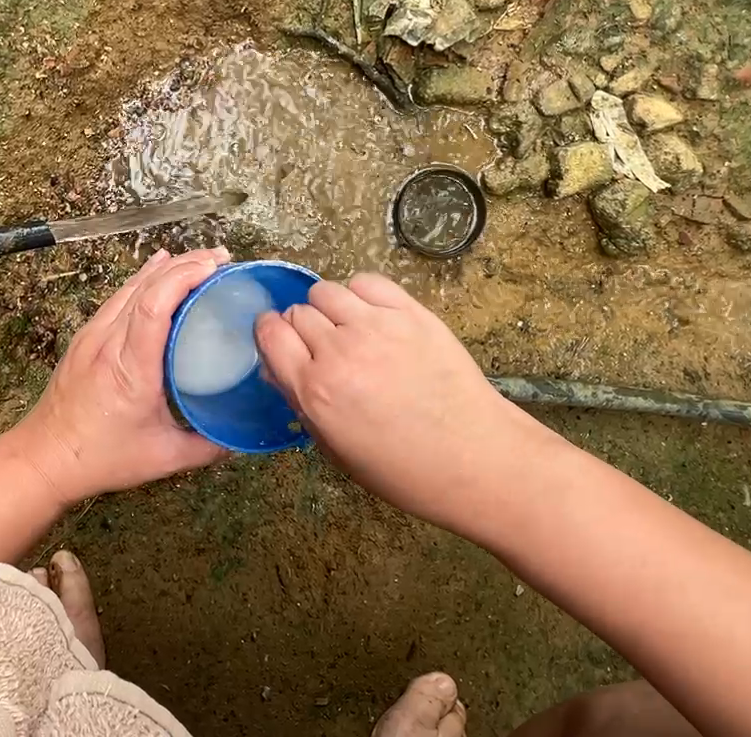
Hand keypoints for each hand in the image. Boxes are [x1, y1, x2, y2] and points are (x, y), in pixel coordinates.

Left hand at [11, 248, 230, 504]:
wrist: (44, 456)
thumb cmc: (102, 458)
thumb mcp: (164, 458)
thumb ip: (208, 446)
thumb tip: (243, 434)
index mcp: (131, 368)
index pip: (154, 306)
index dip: (184, 278)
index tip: (215, 267)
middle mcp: (109, 342)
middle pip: (146, 287)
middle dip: (186, 265)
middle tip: (222, 259)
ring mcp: (93, 335)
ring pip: (130, 286)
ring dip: (166, 268)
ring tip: (201, 260)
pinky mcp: (85, 337)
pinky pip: (119, 297)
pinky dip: (144, 278)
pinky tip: (159, 268)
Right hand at [254, 272, 568, 531]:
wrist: (480, 461)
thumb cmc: (404, 469)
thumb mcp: (335, 449)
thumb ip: (300, 402)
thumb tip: (276, 367)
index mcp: (315, 391)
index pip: (270, 334)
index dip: (271, 334)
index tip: (280, 342)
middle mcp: (340, 352)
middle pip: (298, 312)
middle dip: (301, 327)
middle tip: (323, 348)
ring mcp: (377, 328)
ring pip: (326, 291)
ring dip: (328, 308)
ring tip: (347, 328)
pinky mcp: (411, 314)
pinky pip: (366, 282)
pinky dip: (360, 294)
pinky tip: (372, 316)